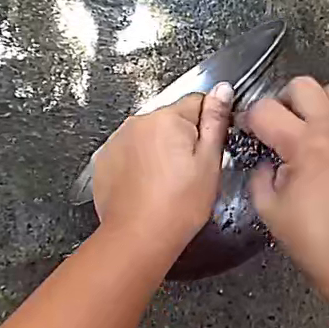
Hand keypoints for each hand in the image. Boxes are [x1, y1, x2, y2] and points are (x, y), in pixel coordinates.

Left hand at [92, 83, 234, 253]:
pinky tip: (149, 188)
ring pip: (150, 137)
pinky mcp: (105, 160)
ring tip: (168, 184)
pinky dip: (141, 166)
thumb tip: (223, 90)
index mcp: (166, 118)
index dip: (209, 127)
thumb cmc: (177, 206)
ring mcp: (117, 141)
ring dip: (160, 152)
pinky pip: (130, 154)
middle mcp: (137, 122)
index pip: (197, 102)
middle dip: (183, 140)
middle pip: (171, 120)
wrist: (138, 238)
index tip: (208, 151)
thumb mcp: (209, 163)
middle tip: (190, 173)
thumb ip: (216, 121)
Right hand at [243, 77, 328, 281]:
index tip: (243, 131)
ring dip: (311, 103)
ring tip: (296, 127)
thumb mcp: (268, 208)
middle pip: (305, 85)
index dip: (247, 117)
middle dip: (281, 98)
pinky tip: (311, 156)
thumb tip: (265, 164)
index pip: (266, 109)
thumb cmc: (310, 238)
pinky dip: (324, 128)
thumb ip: (261, 176)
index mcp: (304, 144)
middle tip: (272, 124)